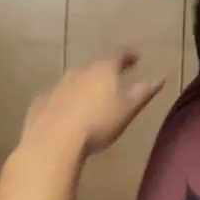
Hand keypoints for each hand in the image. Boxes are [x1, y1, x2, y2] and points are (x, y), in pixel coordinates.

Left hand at [20, 51, 164, 159]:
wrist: (51, 145)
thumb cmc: (96, 125)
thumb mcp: (127, 110)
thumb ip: (143, 93)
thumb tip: (161, 78)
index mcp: (102, 70)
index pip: (118, 53)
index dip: (128, 55)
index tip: (136, 59)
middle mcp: (79, 72)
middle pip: (95, 65)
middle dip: (105, 70)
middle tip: (114, 78)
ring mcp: (56, 87)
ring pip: (73, 80)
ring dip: (83, 84)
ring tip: (90, 97)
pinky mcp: (39, 104)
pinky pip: (55, 97)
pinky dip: (63, 100)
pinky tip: (64, 111)